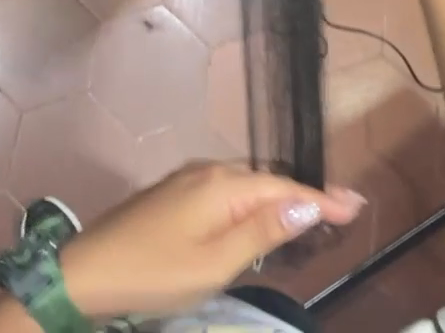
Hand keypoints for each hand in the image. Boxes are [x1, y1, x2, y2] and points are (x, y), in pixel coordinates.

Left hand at [59, 162, 364, 319]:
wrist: (87, 270)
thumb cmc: (156, 272)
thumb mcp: (215, 262)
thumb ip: (262, 231)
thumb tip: (307, 204)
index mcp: (221, 185)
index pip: (283, 188)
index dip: (321, 198)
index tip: (357, 205)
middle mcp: (206, 172)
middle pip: (266, 180)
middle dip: (304, 195)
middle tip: (342, 211)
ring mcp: (186, 180)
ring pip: (245, 184)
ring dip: (278, 197)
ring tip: (311, 214)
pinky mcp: (174, 193)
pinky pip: (225, 191)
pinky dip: (251, 202)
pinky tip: (258, 216)